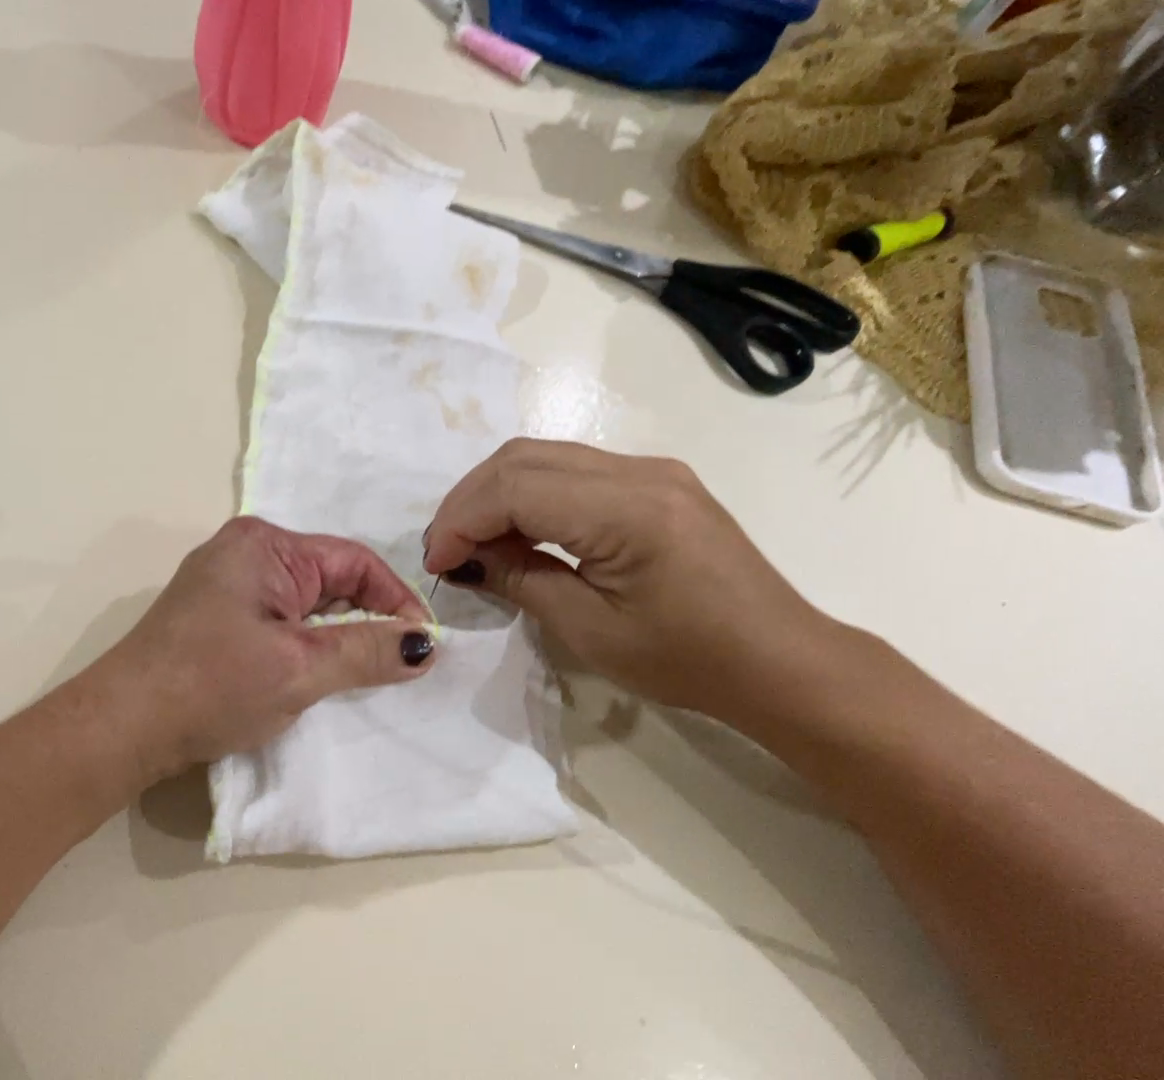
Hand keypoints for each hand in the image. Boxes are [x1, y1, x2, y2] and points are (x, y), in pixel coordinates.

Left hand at [105, 517, 435, 776]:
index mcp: (264, 545)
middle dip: (366, 618)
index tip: (422, 646)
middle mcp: (243, 551)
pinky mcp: (213, 615)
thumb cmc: (213, 686)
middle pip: (329, 577)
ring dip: (335, 634)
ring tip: (361, 672)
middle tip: (397, 664)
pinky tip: (314, 672)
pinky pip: (278, 618)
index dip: (395, 600)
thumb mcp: (300, 668)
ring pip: (304, 602)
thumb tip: (424, 644)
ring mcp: (225, 583)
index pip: (354, 560)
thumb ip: (367, 651)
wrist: (125, 724)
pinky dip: (304, 642)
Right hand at [422, 439, 835, 718]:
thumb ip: (521, 579)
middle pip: (522, 458)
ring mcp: (651, 470)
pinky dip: (528, 495)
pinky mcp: (655, 482)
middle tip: (444, 552)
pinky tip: (516, 533)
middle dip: (468, 501)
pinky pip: (571, 471)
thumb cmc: (689, 661)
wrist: (781, 662)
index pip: (515, 488)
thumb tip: (466, 558)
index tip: (436, 565)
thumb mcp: (589, 630)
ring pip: (542, 457)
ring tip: (470, 544)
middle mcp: (640, 471)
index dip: (461, 521)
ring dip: (494, 494)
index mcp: (629, 510)